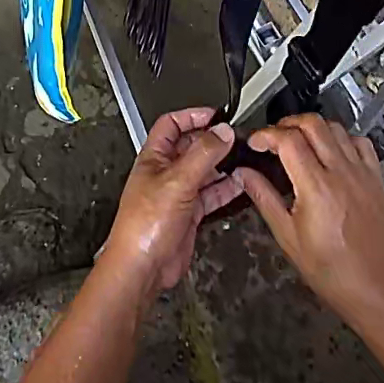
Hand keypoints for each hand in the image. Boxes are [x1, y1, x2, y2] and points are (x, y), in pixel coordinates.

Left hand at [100, 108, 242, 292]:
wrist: (142, 268)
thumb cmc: (143, 226)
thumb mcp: (178, 181)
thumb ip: (203, 154)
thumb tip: (222, 132)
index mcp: (154, 157)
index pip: (171, 124)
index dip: (192, 115)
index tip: (215, 114)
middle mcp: (165, 172)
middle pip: (191, 146)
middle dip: (212, 140)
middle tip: (234, 137)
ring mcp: (177, 193)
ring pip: (204, 170)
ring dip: (222, 164)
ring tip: (241, 158)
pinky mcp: (188, 213)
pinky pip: (210, 194)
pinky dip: (225, 188)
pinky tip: (238, 184)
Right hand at [236, 114, 383, 327]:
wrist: (378, 289)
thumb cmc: (332, 271)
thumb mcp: (288, 237)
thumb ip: (264, 198)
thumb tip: (243, 174)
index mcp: (316, 187)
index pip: (288, 140)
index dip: (266, 135)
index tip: (255, 143)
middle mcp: (341, 172)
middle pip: (312, 123)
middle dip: (287, 123)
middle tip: (274, 138)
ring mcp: (362, 173)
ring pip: (336, 127)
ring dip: (313, 128)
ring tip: (299, 143)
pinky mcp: (376, 178)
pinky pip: (360, 143)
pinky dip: (341, 138)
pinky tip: (331, 153)